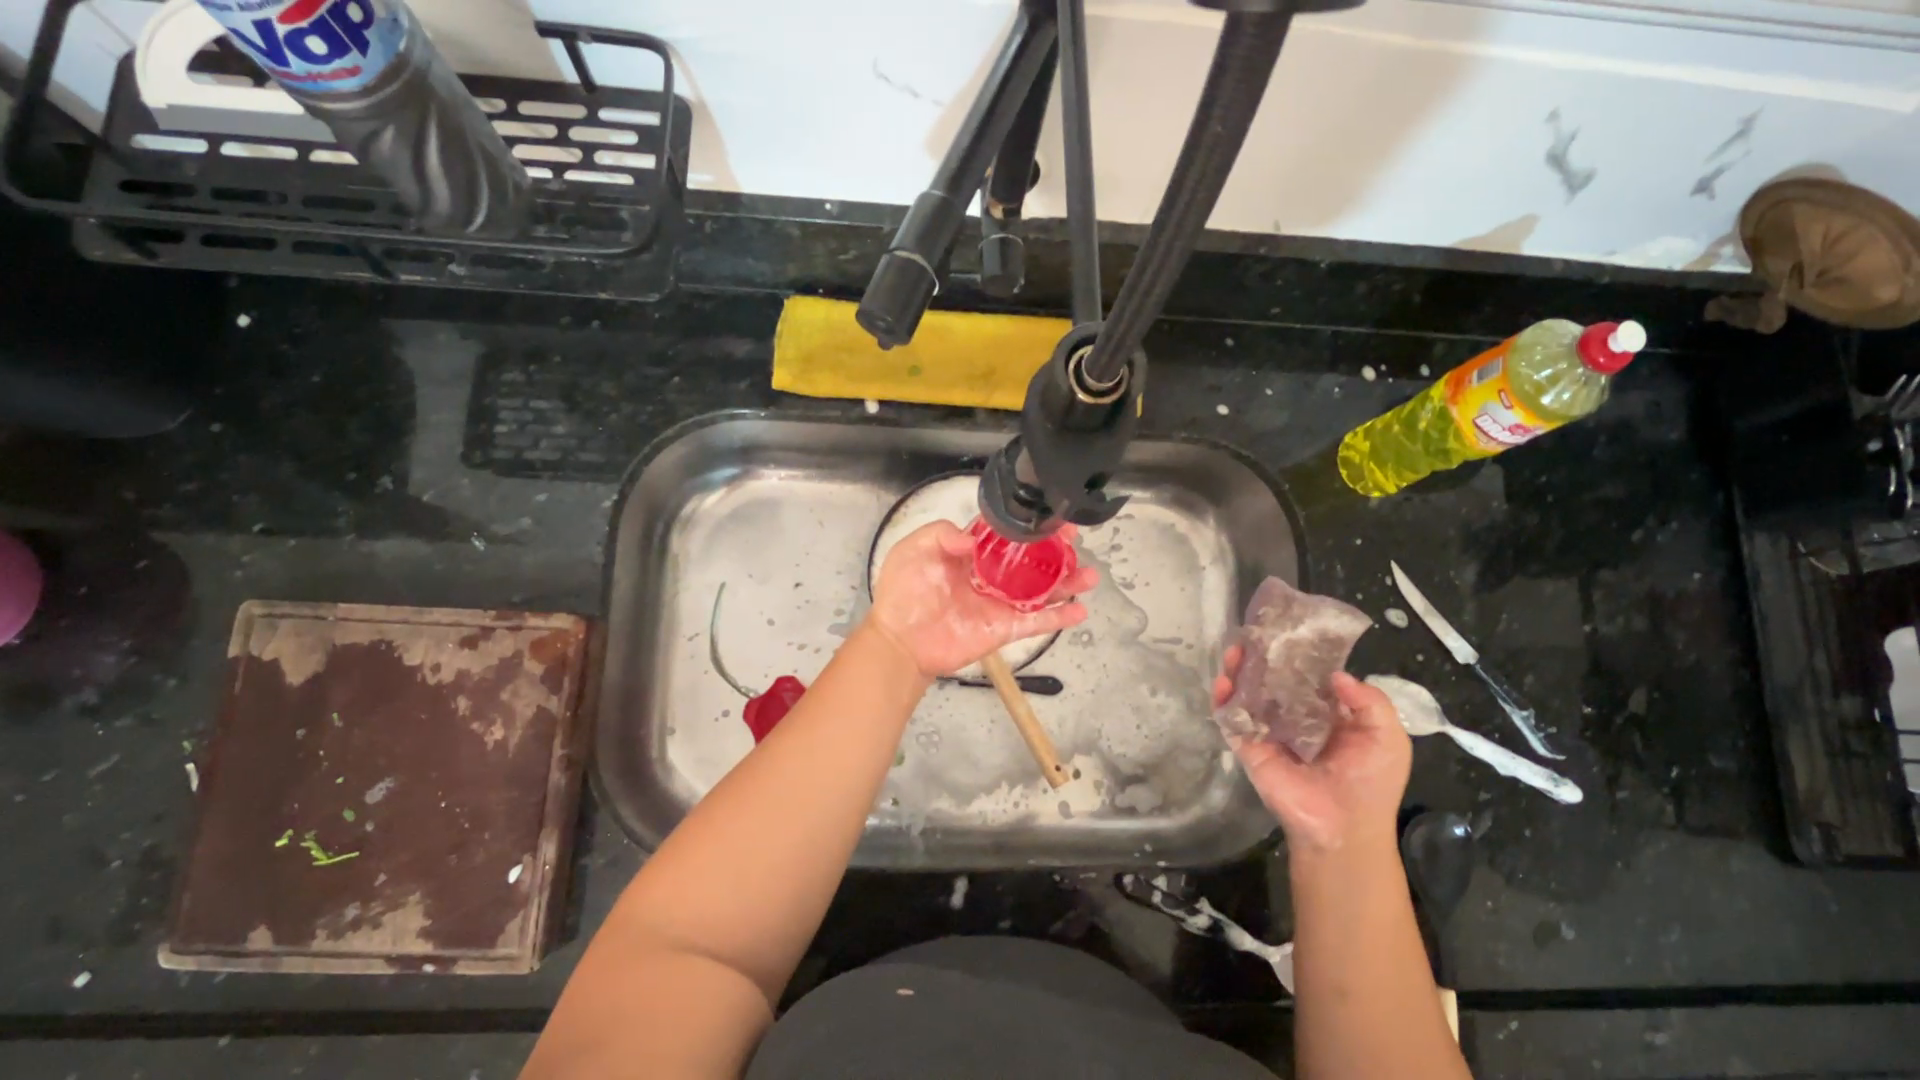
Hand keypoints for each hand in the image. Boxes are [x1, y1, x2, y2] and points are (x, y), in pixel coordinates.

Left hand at [869, 521, 1097, 678]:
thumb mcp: (914, 549)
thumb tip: (975, 538)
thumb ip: (943, 533)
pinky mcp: (1004, 628)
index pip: (1008, 535)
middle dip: (1056, 550)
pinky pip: (1035, 622)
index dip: (1030, 526)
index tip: (1051, 516)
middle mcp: (992, 576)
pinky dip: (1058, 618)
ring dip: (1067, 583)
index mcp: (972, 554)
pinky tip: (1079, 611)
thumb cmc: (904, 593)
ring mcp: (1000, 603)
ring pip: (1041, 591)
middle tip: (1075, 539)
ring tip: (1090, 576)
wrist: (900, 640)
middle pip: (1032, 561)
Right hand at [1213, 647, 1410, 854]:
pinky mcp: (1250, 748)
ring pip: (1249, 696)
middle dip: (1262, 660)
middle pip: (1273, 682)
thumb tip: (1335, 674)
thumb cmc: (1371, 781)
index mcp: (1328, 716)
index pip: (1308, 679)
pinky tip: (1224, 682)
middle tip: (1253, 638)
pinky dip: (1224, 701)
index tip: (1287, 633)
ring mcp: (1270, 733)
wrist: (1344, 826)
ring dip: (1239, 673)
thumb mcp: (1388, 736)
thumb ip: (1370, 700)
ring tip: (1235, 652)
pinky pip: (1233, 721)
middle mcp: (1296, 720)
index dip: (1298, 656)